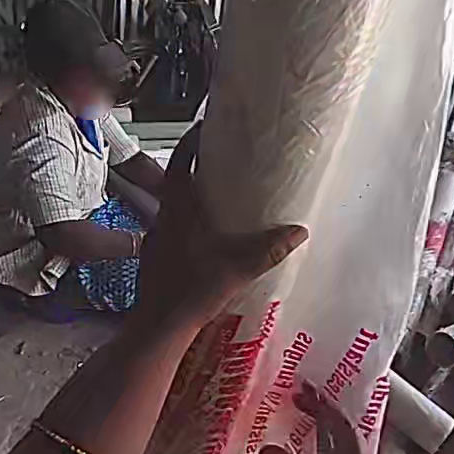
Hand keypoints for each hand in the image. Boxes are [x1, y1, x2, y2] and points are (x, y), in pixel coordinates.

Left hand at [136, 123, 307, 327]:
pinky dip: (185, 218)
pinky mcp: (153, 254)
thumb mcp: (238, 269)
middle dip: (194, 165)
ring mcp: (155, 236)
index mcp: (179, 210)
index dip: (190, 141)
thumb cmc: (194, 291)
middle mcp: (163, 217)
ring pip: (171, 203)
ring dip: (189, 193)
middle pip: (174, 179)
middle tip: (219, 159)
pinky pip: (170, 224)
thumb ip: (269, 250)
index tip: (204, 127)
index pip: (180, 162)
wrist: (159, 325)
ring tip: (215, 193)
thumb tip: (300, 231)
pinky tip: (202, 233)